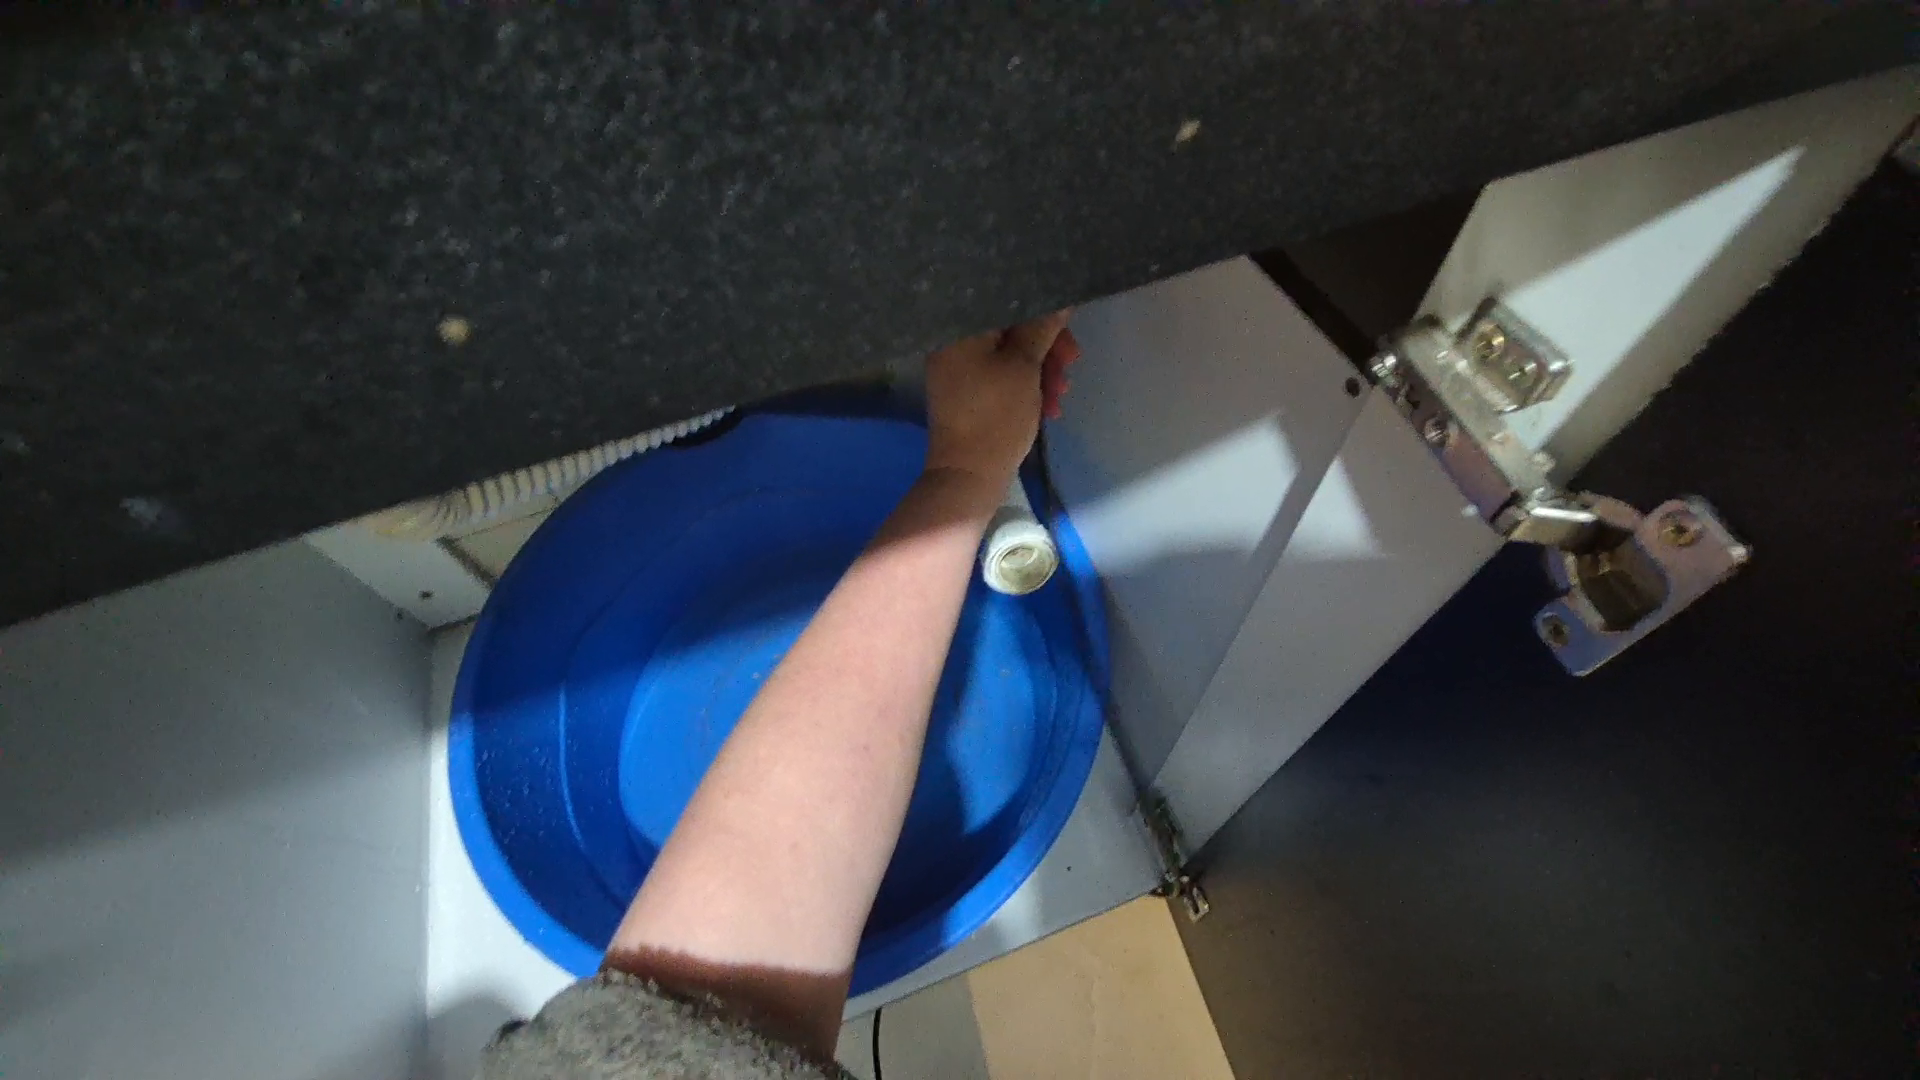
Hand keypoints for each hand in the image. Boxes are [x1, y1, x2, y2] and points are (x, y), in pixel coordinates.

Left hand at [923, 311, 1079, 492]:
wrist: (969, 476)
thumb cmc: (996, 417)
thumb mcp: (1025, 367)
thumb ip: (1042, 327)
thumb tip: (1059, 298)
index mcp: (960, 329)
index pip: (1006, 300)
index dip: (1042, 311)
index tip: (1068, 329)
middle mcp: (953, 342)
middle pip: (1009, 327)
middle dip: (1045, 346)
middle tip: (1071, 364)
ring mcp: (958, 369)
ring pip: (1009, 353)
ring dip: (1040, 369)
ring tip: (1059, 395)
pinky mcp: (967, 392)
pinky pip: (1000, 374)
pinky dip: (1025, 384)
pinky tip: (1048, 406)